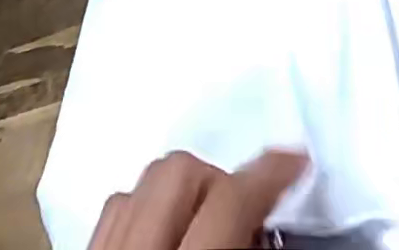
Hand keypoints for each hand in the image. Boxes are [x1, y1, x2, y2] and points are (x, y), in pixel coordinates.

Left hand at [88, 149, 308, 249]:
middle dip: (218, 177)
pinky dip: (145, 205)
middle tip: (248, 209)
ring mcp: (101, 249)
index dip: (269, 173)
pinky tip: (168, 231)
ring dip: (181, 187)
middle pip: (177, 171)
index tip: (297, 157)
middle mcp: (135, 249)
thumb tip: (271, 225)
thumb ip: (251, 248)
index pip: (228, 201)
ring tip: (210, 219)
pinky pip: (114, 208)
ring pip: (141, 180)